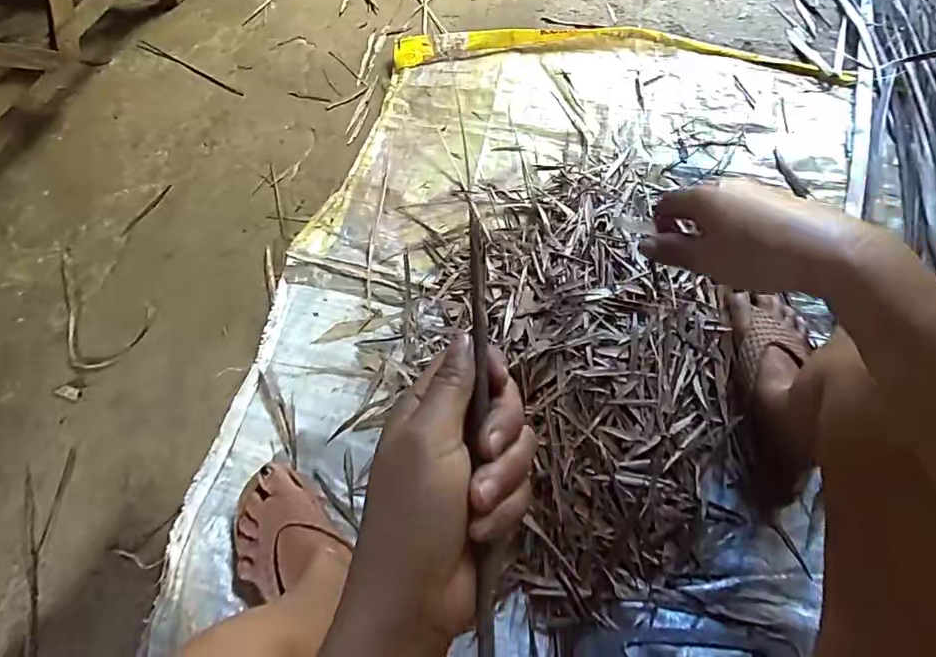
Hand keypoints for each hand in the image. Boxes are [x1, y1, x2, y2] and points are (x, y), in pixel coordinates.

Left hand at [324, 338, 536, 655]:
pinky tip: (481, 530)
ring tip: (477, 506)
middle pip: (504, 402)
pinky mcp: (496, 500)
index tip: (500, 382)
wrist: (417, 601)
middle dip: (502, 432)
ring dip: (503, 479)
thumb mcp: (428, 439)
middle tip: (484, 454)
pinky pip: (522, 485)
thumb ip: (453, 386)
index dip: (490, 368)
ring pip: (520, 446)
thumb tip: (464, 333)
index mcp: (429, 409)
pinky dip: (505, 509)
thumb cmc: (413, 511)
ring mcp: (477, 468)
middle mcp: (455, 432)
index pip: (468, 364)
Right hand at [644, 180, 916, 295]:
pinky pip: (746, 210)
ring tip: (731, 260)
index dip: (660, 225)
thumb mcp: (708, 261)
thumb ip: (673, 251)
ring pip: (722, 207)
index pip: (666, 202)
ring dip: (716, 229)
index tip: (668, 250)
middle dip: (689, 228)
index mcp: (701, 196)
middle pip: (694, 203)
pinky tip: (759, 252)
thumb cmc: (757, 257)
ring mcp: (754, 188)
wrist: (826, 248)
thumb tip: (643, 243)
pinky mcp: (778, 198)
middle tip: (699, 259)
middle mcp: (725, 184)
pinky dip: (740, 228)